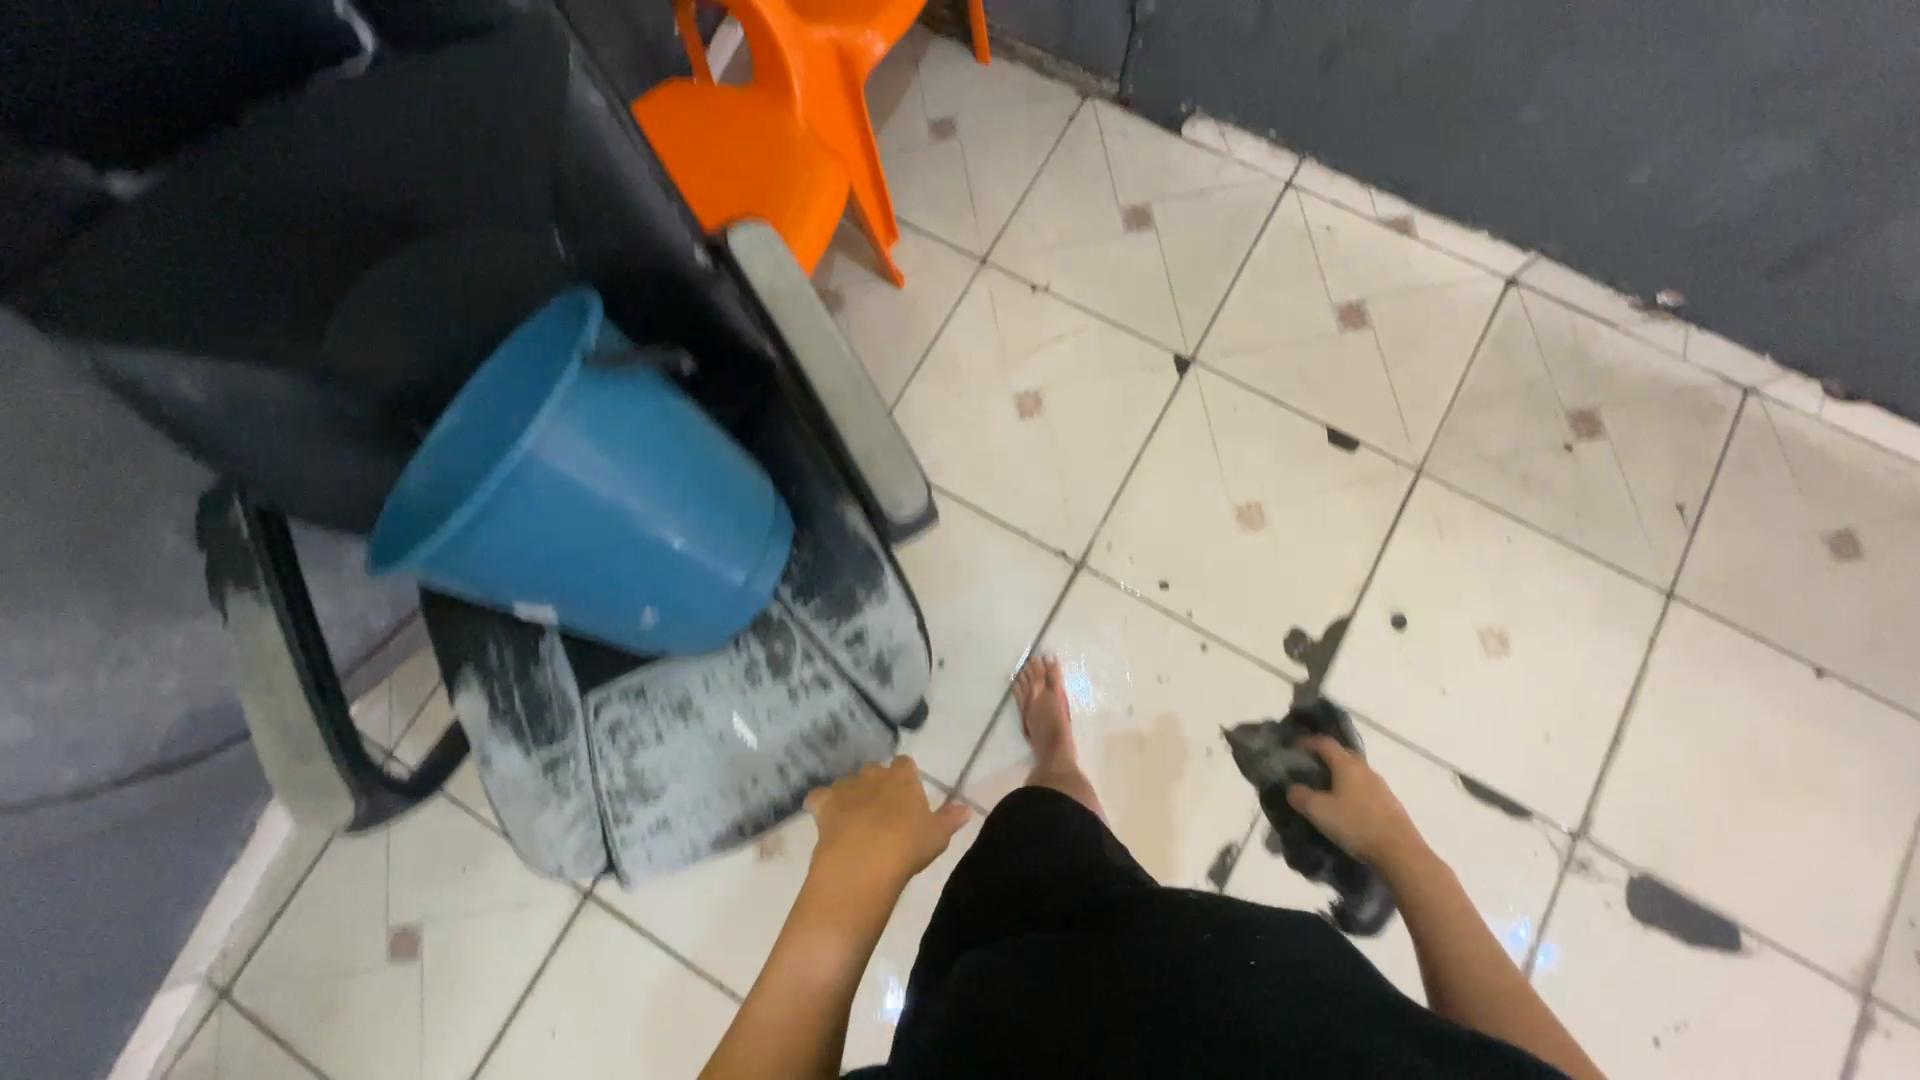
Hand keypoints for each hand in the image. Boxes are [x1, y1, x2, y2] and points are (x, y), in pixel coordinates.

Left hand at [805, 757, 971, 892]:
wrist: (864, 860)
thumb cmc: (908, 846)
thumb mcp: (937, 835)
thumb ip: (950, 818)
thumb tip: (967, 809)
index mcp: (903, 777)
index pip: (905, 763)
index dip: (905, 776)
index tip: (907, 792)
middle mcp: (873, 774)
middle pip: (874, 770)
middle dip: (877, 784)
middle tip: (883, 810)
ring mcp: (845, 787)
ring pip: (847, 783)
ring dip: (851, 795)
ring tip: (856, 819)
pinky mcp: (823, 803)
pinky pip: (819, 797)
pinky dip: (821, 805)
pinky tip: (825, 819)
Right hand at [1285, 735, 1426, 867]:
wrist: (1400, 852)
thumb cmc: (1355, 824)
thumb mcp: (1318, 811)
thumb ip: (1300, 796)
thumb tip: (1293, 788)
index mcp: (1347, 765)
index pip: (1325, 743)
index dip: (1308, 742)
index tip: (1294, 748)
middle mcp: (1366, 770)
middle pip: (1343, 755)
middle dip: (1325, 758)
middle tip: (1309, 769)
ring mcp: (1381, 787)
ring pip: (1356, 773)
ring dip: (1340, 776)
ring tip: (1326, 791)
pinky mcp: (1390, 804)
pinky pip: (1366, 789)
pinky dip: (1352, 791)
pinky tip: (1347, 808)